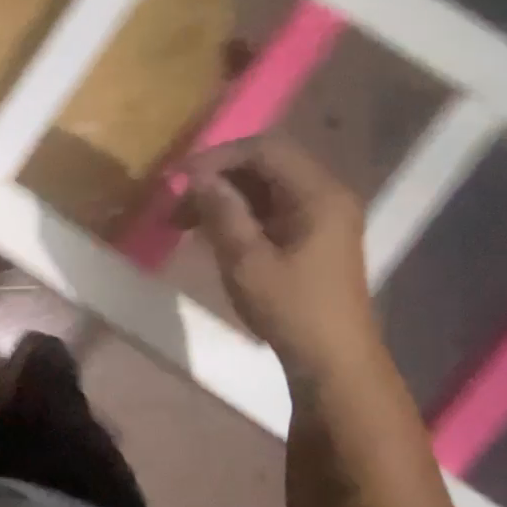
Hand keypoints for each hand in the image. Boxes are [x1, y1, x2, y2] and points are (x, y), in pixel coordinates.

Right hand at [182, 137, 383, 378]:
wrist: (331, 356)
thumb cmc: (290, 307)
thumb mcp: (246, 260)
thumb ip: (222, 213)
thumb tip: (197, 178)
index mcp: (318, 194)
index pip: (265, 150)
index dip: (217, 157)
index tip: (175, 179)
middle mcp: (326, 195)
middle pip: (267, 164)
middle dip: (217, 177)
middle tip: (175, 202)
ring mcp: (322, 216)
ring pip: (266, 187)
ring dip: (223, 196)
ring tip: (182, 222)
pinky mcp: (313, 236)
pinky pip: (271, 208)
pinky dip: (238, 213)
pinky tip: (210, 234)